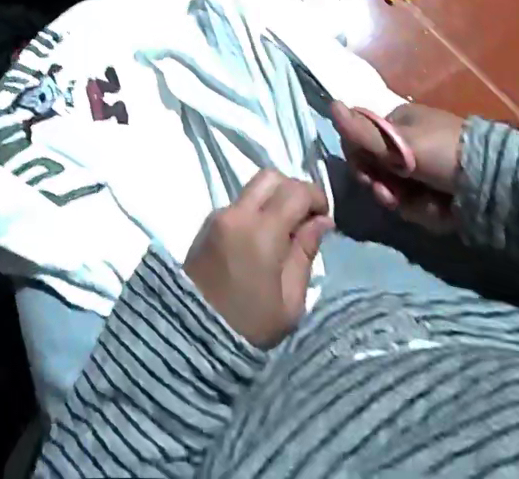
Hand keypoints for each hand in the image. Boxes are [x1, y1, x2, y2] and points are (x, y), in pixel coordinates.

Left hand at [183, 170, 333, 347]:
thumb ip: (306, 253)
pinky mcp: (205, 226)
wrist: (193, 341)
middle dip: (293, 189)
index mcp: (261, 231)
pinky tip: (261, 239)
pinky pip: (238, 204)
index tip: (325, 217)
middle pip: (270, 177)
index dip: (317, 196)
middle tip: (305, 217)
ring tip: (284, 231)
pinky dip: (255, 209)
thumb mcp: (290, 302)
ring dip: (272, 199)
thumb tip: (321, 221)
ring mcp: (217, 217)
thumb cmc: (249, 327)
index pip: (296, 191)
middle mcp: (237, 214)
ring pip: (252, 188)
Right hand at [331, 102, 466, 231]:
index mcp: (398, 122)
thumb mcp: (399, 142)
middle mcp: (409, 143)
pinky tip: (440, 211)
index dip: (360, 163)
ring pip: (397, 192)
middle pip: (378, 171)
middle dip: (384, 187)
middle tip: (392, 196)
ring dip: (405, 203)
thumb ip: (363, 132)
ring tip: (422, 206)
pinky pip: (418, 206)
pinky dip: (426, 211)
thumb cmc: (441, 152)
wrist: (493, 182)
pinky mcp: (439, 193)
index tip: (368, 177)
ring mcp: (425, 169)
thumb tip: (331, 105)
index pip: (362, 143)